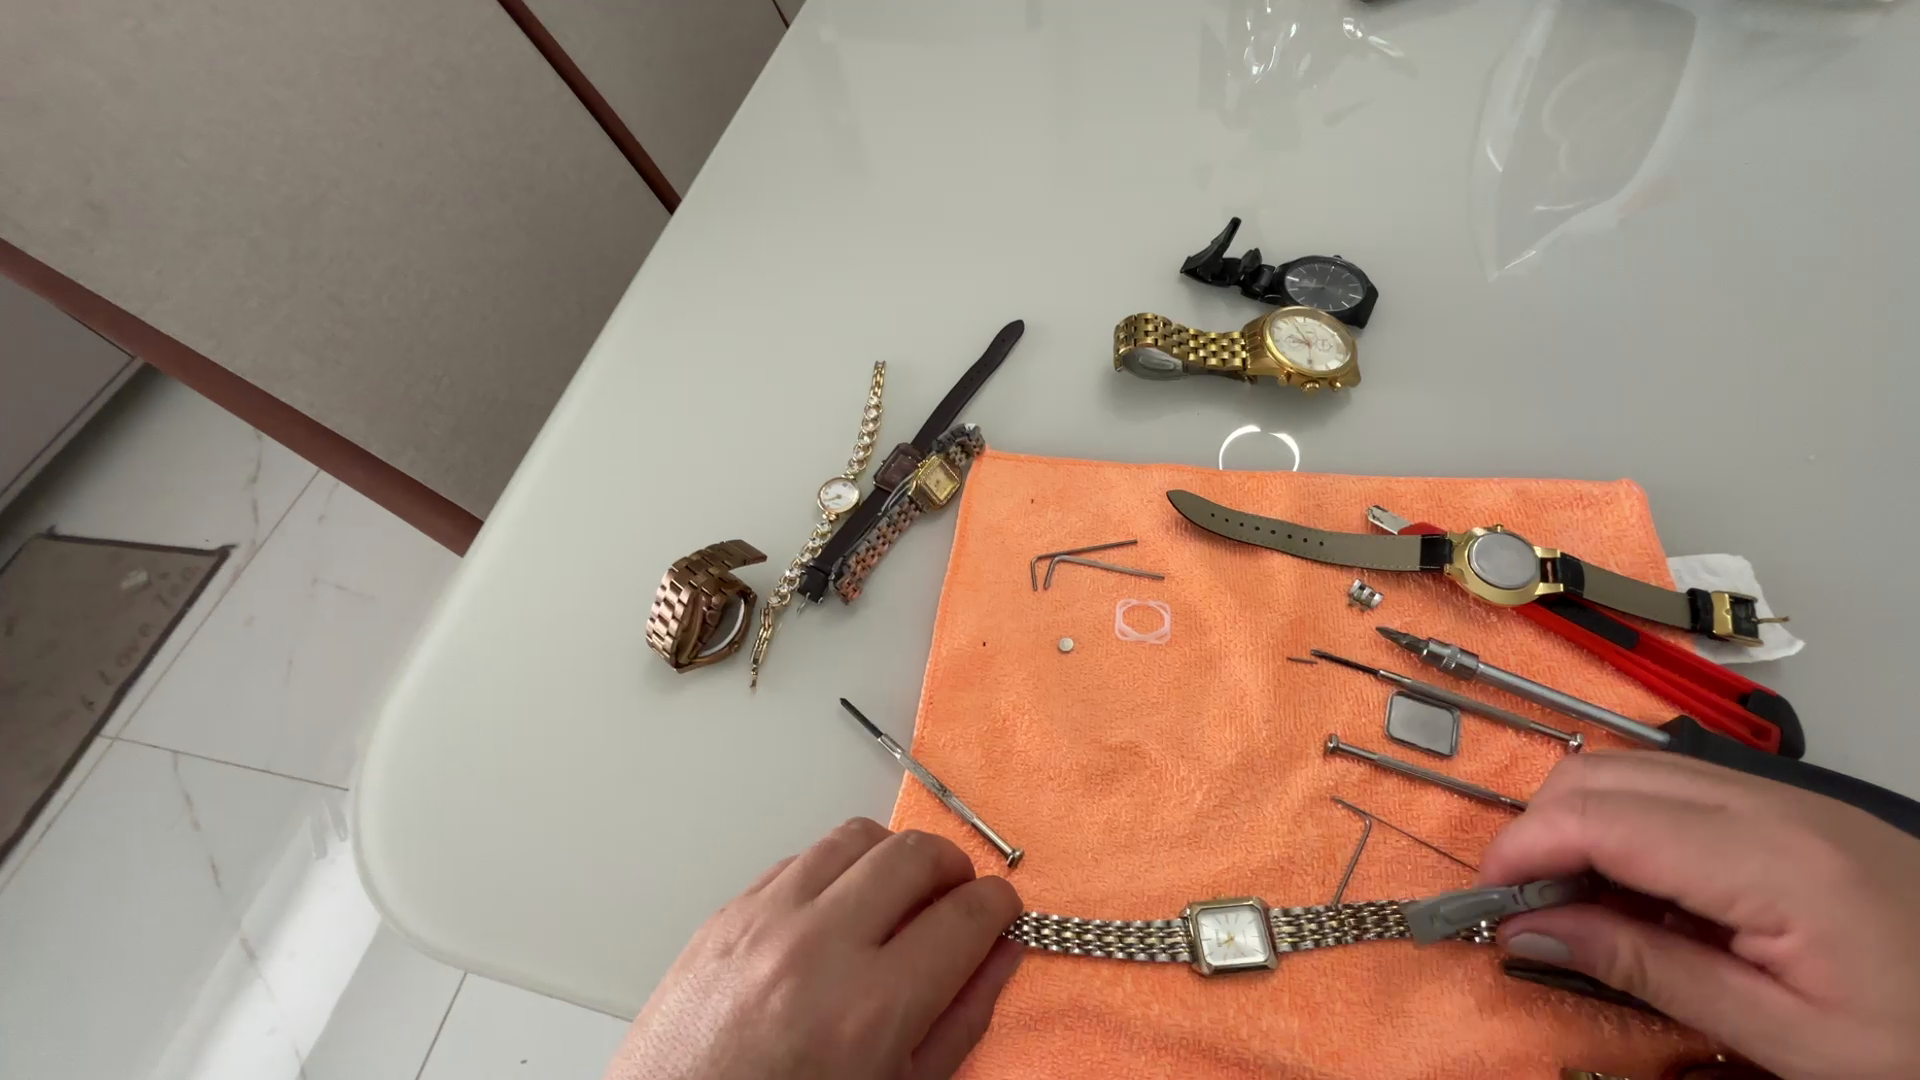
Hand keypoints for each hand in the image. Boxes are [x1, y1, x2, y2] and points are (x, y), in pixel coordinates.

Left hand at [605, 818, 1024, 1079]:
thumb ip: (961, 1021)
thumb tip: (1002, 950)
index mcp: (868, 1012)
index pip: (962, 919)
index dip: (998, 905)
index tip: (1002, 907)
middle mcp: (816, 948)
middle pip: (913, 855)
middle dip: (953, 865)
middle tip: (957, 894)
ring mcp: (764, 920)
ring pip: (857, 837)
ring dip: (894, 856)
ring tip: (899, 893)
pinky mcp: (728, 910)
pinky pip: (802, 857)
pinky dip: (838, 871)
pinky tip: (839, 909)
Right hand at [1480, 751, 1919, 1079]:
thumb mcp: (1789, 1037)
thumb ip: (1644, 969)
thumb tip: (1523, 933)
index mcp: (1770, 862)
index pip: (1593, 818)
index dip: (1521, 850)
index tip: (1492, 901)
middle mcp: (1764, 802)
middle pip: (1593, 775)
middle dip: (1536, 829)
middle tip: (1531, 901)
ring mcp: (1777, 793)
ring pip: (1618, 767)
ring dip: (1571, 819)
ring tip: (1577, 892)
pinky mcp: (1783, 801)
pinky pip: (1660, 780)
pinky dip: (1615, 817)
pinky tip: (1633, 878)